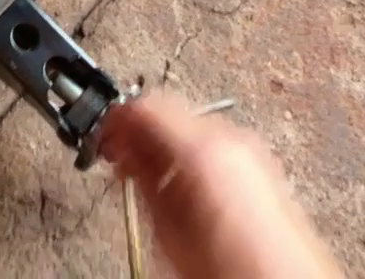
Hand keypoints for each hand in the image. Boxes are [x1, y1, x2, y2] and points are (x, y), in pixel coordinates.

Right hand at [101, 93, 344, 278]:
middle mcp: (231, 138)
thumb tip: (124, 155)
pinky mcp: (262, 166)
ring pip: (190, 126)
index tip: (103, 135)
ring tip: (145, 178)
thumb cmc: (240, 272)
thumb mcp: (171, 232)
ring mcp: (251, 150)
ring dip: (162, 143)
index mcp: (206, 146)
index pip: (145, 102)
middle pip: (168, 110)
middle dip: (139, 132)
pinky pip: (213, 144)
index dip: (116, 117)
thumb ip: (143, 182)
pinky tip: (178, 185)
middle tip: (119, 158)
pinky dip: (188, 154)